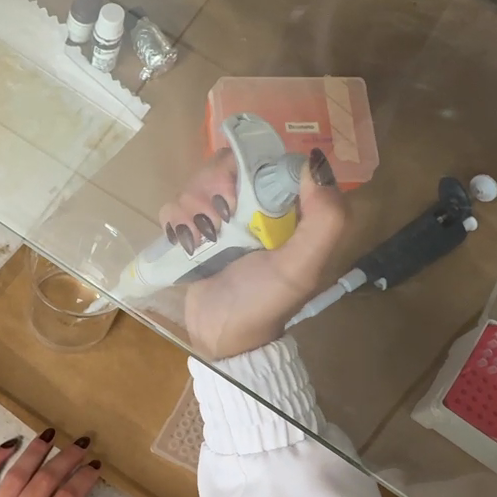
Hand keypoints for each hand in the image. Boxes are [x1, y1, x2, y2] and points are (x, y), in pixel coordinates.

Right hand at [167, 149, 348, 359]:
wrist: (223, 337)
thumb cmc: (266, 303)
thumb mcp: (303, 266)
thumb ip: (324, 220)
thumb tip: (314, 163)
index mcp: (281, 208)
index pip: (262, 159)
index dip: (248, 166)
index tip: (241, 192)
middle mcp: (248, 207)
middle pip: (223, 165)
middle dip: (215, 187)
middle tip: (221, 218)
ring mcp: (216, 219)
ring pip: (195, 184)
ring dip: (194, 208)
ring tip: (205, 238)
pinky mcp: (188, 234)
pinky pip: (172, 207)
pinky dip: (175, 221)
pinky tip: (188, 243)